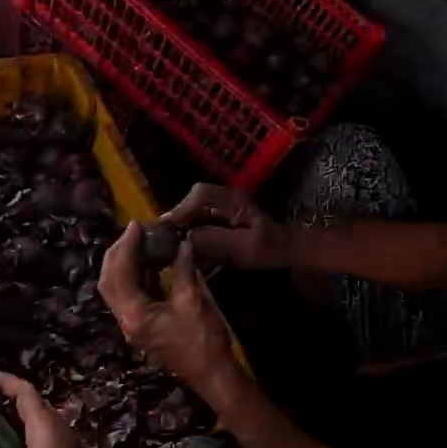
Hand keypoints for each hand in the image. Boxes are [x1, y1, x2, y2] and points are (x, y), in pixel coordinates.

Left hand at [100, 222, 244, 396]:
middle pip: (109, 280)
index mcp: (134, 315)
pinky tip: (151, 262)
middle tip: (134, 232)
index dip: (125, 246)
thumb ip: (183, 270)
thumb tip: (183, 244)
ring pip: (118, 288)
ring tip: (141, 242)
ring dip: (125, 264)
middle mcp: (126, 320)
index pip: (119, 274)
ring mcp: (133, 324)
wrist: (213, 376)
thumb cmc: (204, 341)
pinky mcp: (143, 326)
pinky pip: (132, 295)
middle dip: (118, 253)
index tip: (136, 226)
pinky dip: (138, 276)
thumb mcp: (194, 301)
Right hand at [164, 184, 291, 268]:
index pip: (200, 195)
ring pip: (192, 214)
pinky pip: (197, 224)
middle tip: (160, 241)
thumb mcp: (246, 248)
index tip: (166, 228)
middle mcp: (223, 198)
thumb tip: (187, 238)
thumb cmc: (270, 248)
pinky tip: (183, 252)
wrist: (286, 250)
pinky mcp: (218, 220)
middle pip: (191, 203)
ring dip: (179, 230)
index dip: (181, 210)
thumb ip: (217, 242)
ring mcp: (220, 208)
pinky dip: (188, 236)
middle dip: (175, 221)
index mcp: (233, 199)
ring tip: (166, 248)